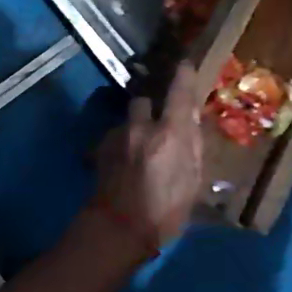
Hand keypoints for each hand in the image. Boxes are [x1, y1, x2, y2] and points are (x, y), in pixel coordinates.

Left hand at [90, 63, 206, 249]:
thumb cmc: (164, 212)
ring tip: (139, 153)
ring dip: (134, 129)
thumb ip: (192, 148)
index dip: (183, 77)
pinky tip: (124, 165)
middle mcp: (140, 126)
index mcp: (170, 134)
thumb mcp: (192, 183)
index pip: (179, 94)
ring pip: (127, 121)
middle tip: (158, 127)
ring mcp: (116, 136)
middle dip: (150, 110)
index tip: (184, 64)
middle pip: (143, 102)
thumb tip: (191, 123)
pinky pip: (115, 137)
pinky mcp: (99, 148)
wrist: (117, 227)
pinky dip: (122, 144)